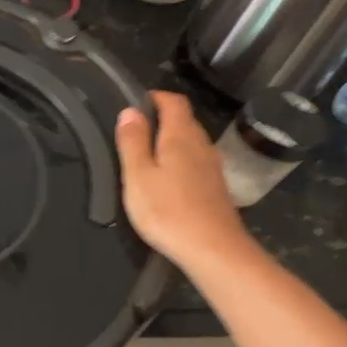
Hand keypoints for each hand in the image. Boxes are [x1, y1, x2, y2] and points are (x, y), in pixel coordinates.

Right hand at [116, 91, 252, 269]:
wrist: (213, 249)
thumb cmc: (167, 211)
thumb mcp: (138, 176)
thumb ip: (133, 142)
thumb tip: (130, 111)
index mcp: (180, 137)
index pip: (174, 102)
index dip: (156, 97)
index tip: (136, 104)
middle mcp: (201, 145)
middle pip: (185, 120)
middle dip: (162, 119)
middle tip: (135, 131)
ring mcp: (213, 166)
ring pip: (191, 142)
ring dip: (171, 141)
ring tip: (147, 155)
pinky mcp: (216, 187)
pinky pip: (196, 161)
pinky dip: (180, 160)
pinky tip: (168, 179)